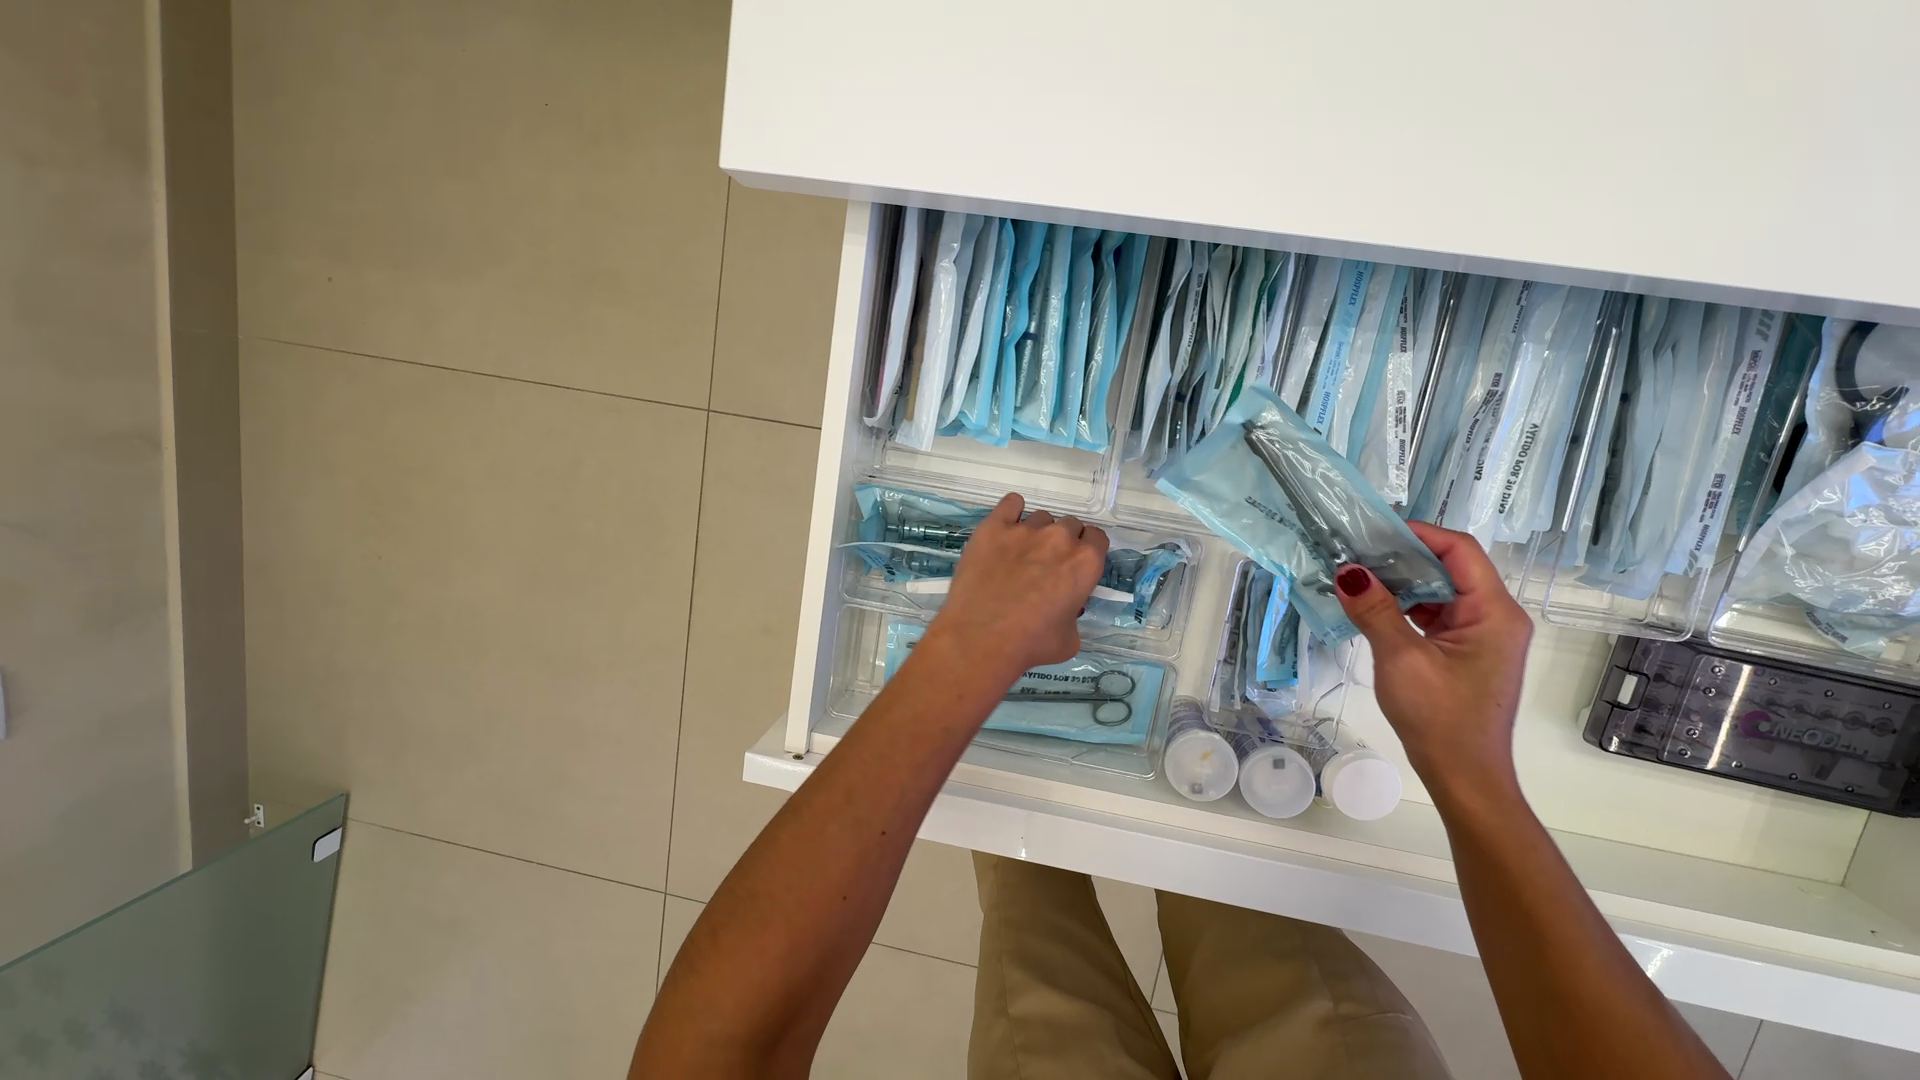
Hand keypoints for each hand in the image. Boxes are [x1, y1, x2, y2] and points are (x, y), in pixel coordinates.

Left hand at [922, 493, 1108, 683]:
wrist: (981, 638)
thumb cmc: (1030, 644)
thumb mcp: (1069, 639)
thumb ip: (1074, 615)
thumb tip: (1065, 611)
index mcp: (1085, 562)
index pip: (1097, 538)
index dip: (1087, 551)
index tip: (1075, 565)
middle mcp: (1059, 538)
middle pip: (1070, 525)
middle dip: (1063, 543)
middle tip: (1047, 565)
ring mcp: (1025, 529)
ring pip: (1041, 517)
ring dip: (1037, 532)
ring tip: (1021, 555)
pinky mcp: (993, 527)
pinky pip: (1010, 503)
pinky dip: (1012, 510)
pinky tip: (1006, 525)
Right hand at [1334, 521, 1531, 798]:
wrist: (1464, 776)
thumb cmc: (1440, 718)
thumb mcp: (1402, 660)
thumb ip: (1375, 611)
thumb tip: (1347, 572)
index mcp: (1493, 612)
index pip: (1460, 551)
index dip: (1418, 533)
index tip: (1373, 529)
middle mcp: (1495, 617)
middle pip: (1450, 568)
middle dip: (1402, 556)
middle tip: (1356, 549)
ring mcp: (1480, 636)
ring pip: (1439, 592)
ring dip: (1400, 582)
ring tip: (1357, 574)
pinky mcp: (1464, 653)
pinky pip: (1434, 615)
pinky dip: (1404, 606)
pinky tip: (1371, 606)